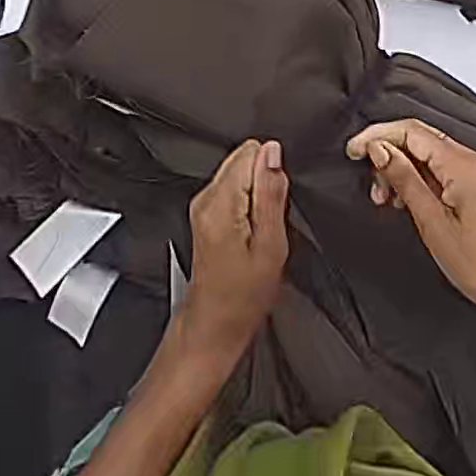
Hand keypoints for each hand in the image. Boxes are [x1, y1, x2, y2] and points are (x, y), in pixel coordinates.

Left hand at [183, 139, 289, 352]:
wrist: (216, 323)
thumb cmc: (243, 296)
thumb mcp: (271, 245)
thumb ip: (272, 193)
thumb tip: (273, 152)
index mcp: (219, 203)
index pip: (250, 153)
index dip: (271, 174)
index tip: (273, 204)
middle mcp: (205, 198)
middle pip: (243, 160)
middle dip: (263, 183)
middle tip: (266, 221)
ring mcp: (202, 204)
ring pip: (240, 173)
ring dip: (257, 195)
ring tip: (259, 230)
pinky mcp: (205, 212)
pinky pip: (234, 189)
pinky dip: (248, 205)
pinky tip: (250, 233)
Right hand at [347, 120, 475, 338]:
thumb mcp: (433, 223)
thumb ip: (404, 180)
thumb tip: (379, 150)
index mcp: (462, 165)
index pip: (409, 130)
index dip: (376, 135)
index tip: (353, 150)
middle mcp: (472, 162)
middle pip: (416, 138)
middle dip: (386, 153)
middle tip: (370, 183)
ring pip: (425, 153)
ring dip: (399, 169)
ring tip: (386, 198)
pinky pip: (439, 168)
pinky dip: (417, 178)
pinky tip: (406, 200)